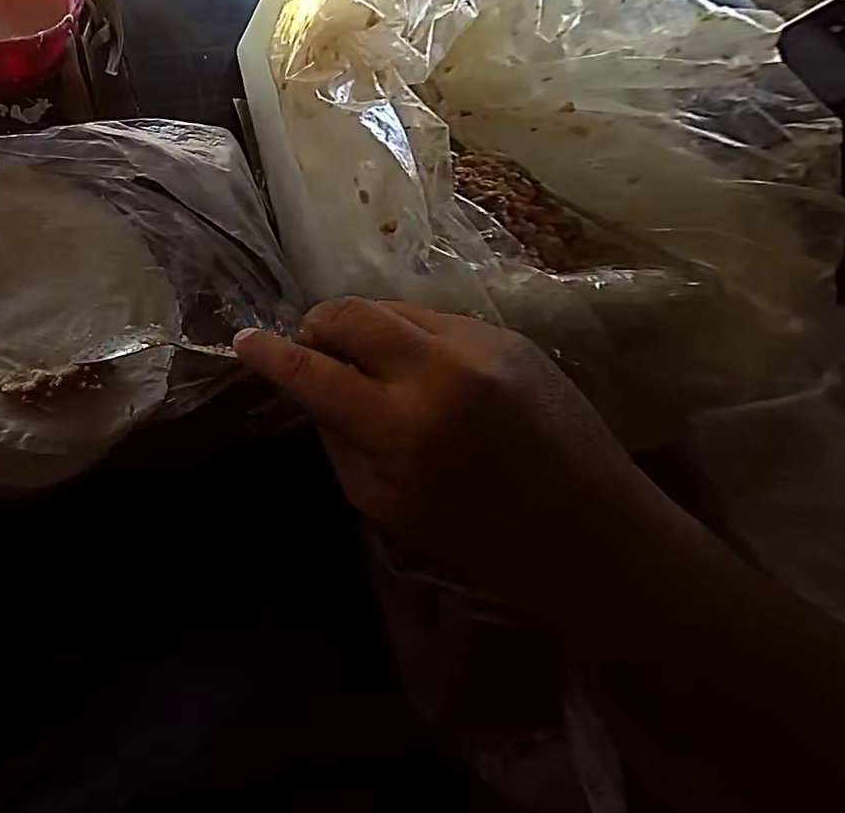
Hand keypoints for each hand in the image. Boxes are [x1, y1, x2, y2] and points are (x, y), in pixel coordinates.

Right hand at [234, 297, 687, 618]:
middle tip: (314, 353)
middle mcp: (440, 372)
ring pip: (387, 306)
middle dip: (314, 326)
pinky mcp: (509, 337)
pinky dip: (403, 335)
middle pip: (347, 313)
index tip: (242, 340)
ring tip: (368, 363)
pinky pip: (428, 318)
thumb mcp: (379, 503)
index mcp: (402, 427)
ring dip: (360, 328)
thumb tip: (311, 390)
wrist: (601, 539)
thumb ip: (336, 437)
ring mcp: (481, 346)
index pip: (311, 372)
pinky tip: (420, 370)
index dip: (268, 353)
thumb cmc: (477, 538)